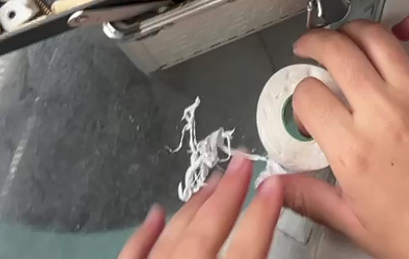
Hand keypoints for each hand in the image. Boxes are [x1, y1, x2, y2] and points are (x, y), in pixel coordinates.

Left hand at [120, 152, 280, 258]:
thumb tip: (272, 249)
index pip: (246, 250)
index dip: (262, 215)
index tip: (275, 182)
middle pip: (207, 232)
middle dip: (227, 195)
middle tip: (243, 160)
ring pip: (173, 237)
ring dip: (193, 208)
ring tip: (212, 181)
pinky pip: (133, 256)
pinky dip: (144, 234)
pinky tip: (155, 212)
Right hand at [276, 15, 408, 258]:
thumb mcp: (356, 225)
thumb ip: (312, 198)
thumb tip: (281, 186)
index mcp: (355, 151)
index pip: (308, 95)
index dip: (300, 97)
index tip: (307, 107)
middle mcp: (383, 113)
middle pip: (335, 51)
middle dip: (313, 44)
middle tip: (310, 50)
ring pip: (374, 36)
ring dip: (352, 29)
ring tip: (344, 38)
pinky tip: (403, 29)